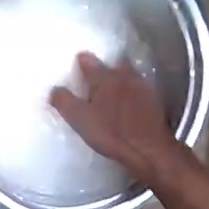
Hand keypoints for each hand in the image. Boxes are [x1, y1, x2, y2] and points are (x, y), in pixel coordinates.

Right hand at [50, 52, 184, 181]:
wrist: (148, 148)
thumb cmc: (111, 132)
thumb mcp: (79, 119)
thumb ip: (65, 102)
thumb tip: (54, 89)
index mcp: (104, 78)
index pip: (89, 61)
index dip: (82, 60)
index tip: (78, 61)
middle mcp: (125, 76)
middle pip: (115, 63)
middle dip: (107, 65)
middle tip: (99, 74)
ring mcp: (143, 87)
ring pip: (130, 74)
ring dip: (122, 77)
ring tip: (115, 87)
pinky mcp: (155, 101)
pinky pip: (141, 89)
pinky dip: (134, 91)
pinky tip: (131, 102)